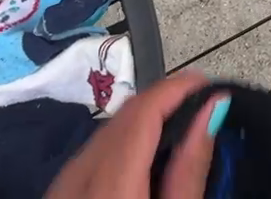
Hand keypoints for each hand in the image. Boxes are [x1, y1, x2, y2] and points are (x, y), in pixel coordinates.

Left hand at [44, 71, 228, 198]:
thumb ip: (191, 165)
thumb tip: (213, 105)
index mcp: (109, 181)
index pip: (143, 108)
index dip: (178, 86)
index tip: (209, 83)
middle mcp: (77, 176)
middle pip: (125, 115)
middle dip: (165, 101)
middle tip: (203, 106)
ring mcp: (60, 186)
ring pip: (108, 131)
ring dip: (145, 121)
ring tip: (179, 131)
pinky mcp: (56, 194)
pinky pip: (92, 153)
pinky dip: (122, 143)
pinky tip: (143, 158)